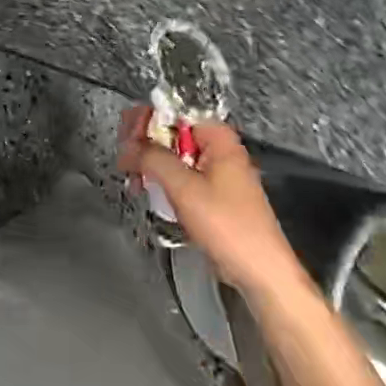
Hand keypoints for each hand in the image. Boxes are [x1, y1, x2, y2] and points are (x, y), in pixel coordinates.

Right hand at [118, 106, 291, 290]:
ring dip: (151, 165)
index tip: (125, 136)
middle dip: (145, 144)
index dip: (147, 120)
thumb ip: (152, 158)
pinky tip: (148, 192)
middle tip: (124, 158)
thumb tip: (128, 145)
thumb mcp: (184, 187)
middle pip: (173, 133)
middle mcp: (219, 150)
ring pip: (175, 157)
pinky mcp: (213, 195)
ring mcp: (217, 173)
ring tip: (132, 180)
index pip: (175, 113)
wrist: (261, 273)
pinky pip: (182, 178)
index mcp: (218, 138)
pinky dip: (164, 182)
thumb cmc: (227, 225)